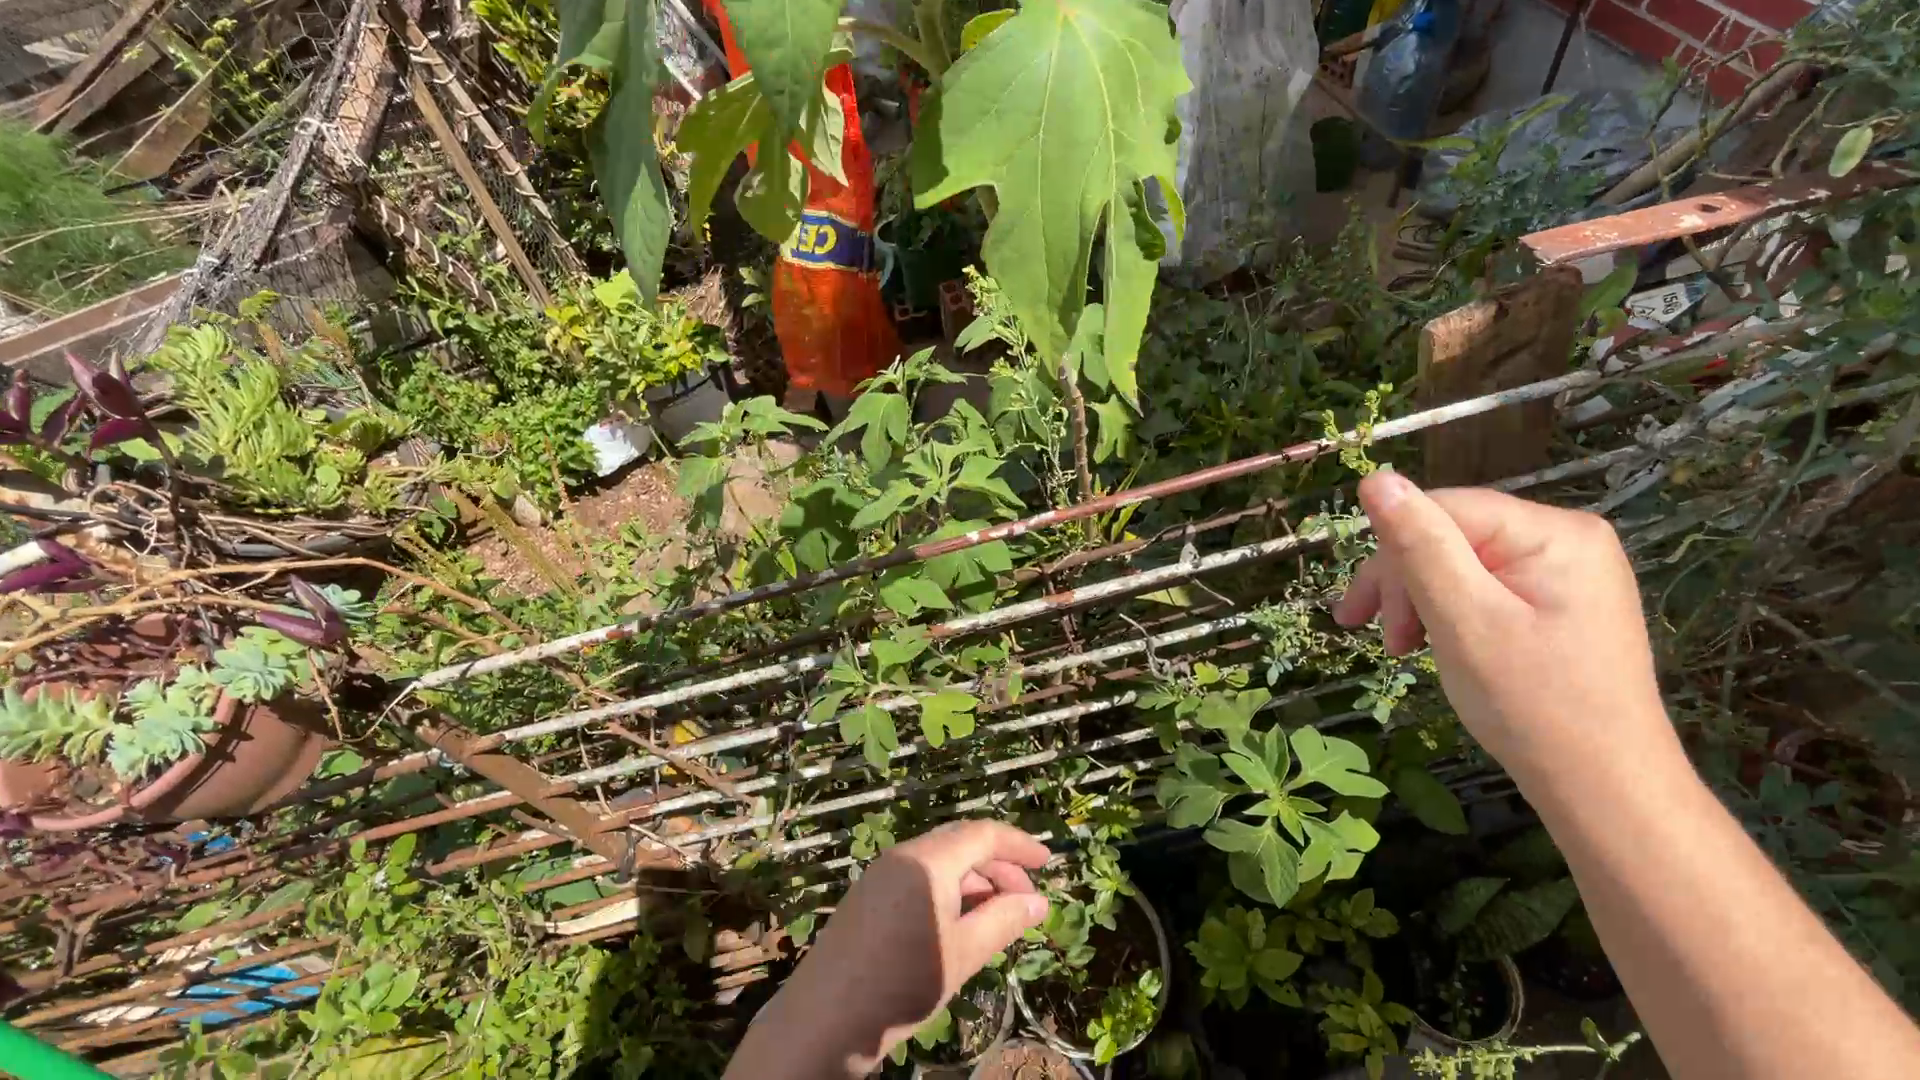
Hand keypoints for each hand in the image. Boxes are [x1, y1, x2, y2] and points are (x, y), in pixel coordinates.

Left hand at [726, 819, 1050, 1078]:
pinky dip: (948, 891)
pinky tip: (960, 925)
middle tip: (1028, 899)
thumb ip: (1003, 920)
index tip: (1048, 862)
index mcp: (927, 860)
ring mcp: (881, 874)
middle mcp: (903, 856)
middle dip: (999, 865)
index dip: (1019, 845)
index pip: (983, 834)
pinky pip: (918, 877)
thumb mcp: (963, 954)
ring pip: (939, 862)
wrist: (824, 1020)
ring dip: (974, 881)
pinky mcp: (868, 896)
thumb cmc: (901, 984)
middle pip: (961, 843)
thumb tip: (1038, 902)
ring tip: (999, 916)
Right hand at [1332, 470, 1680, 788]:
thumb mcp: (1462, 619)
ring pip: (1459, 564)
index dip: (1391, 554)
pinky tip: (1433, 645)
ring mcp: (1566, 573)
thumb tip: (1375, 477)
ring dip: (1417, 601)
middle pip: (1449, 536)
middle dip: (1402, 583)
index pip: (1442, 510)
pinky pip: (1482, 589)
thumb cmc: (1531, 703)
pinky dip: (1446, 614)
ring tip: (1399, 649)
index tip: (1358, 613)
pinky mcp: (1559, 604)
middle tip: (1376, 639)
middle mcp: (1565, 539)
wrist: (1603, 788)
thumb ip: (1418, 544)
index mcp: (1553, 533)